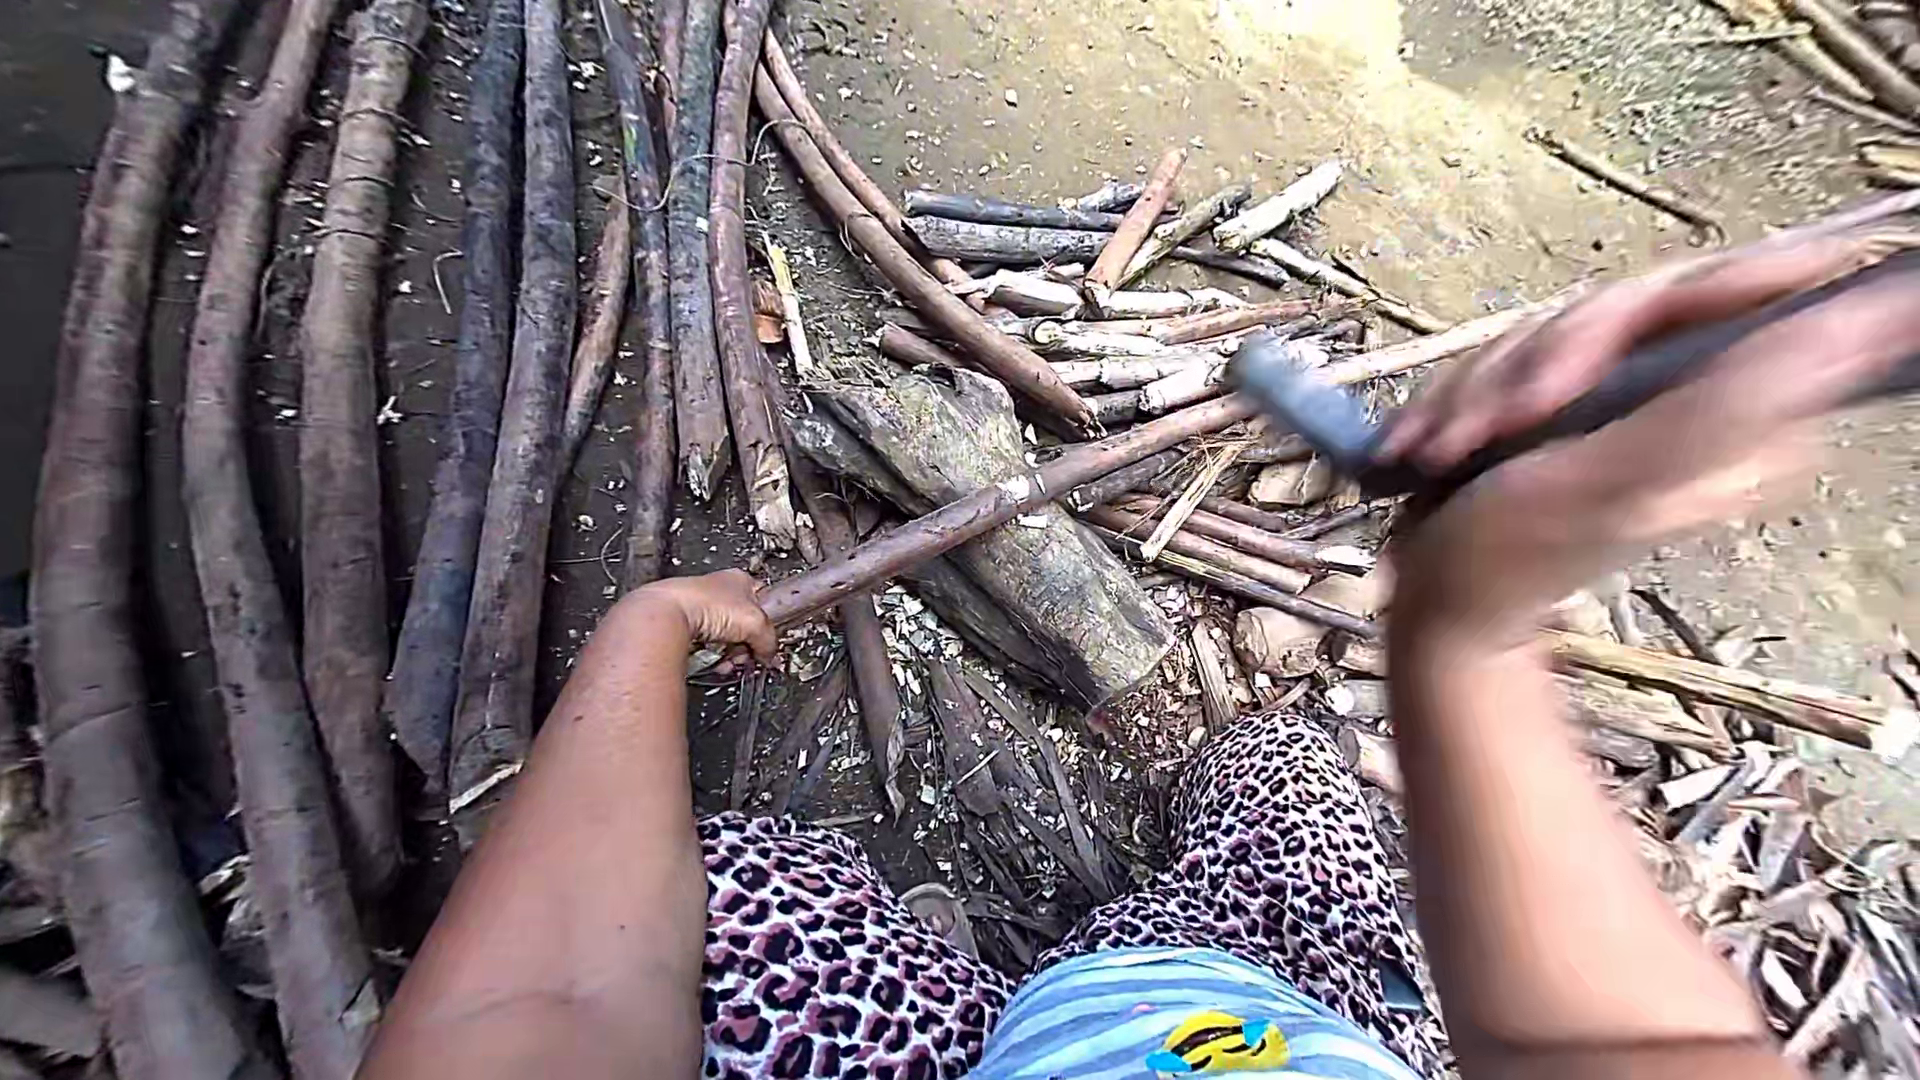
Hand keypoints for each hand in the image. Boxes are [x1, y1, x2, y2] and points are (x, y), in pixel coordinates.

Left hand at [633, 570, 776, 664]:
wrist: (666, 616)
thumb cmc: (708, 605)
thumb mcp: (757, 624)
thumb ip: (769, 641)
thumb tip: (769, 655)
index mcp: (740, 579)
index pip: (763, 604)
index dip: (766, 625)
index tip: (765, 642)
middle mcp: (719, 590)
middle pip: (743, 625)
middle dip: (746, 645)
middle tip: (745, 656)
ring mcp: (700, 607)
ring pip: (724, 638)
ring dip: (729, 655)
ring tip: (727, 662)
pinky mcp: (682, 624)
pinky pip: (705, 646)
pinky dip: (711, 657)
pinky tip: (712, 663)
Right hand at [1383, 231, 1919, 651]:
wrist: (1431, 594)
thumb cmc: (1509, 554)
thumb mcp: (1609, 485)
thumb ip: (1725, 407)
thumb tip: (1877, 312)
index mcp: (1731, 415)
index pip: (1712, 298)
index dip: (1625, 321)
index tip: (1553, 385)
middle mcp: (1672, 400)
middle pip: (1605, 315)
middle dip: (1519, 374)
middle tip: (1488, 430)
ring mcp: (1594, 405)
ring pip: (1532, 341)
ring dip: (1470, 398)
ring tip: (1442, 453)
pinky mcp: (1530, 412)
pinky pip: (1486, 369)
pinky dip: (1444, 407)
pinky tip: (1422, 447)